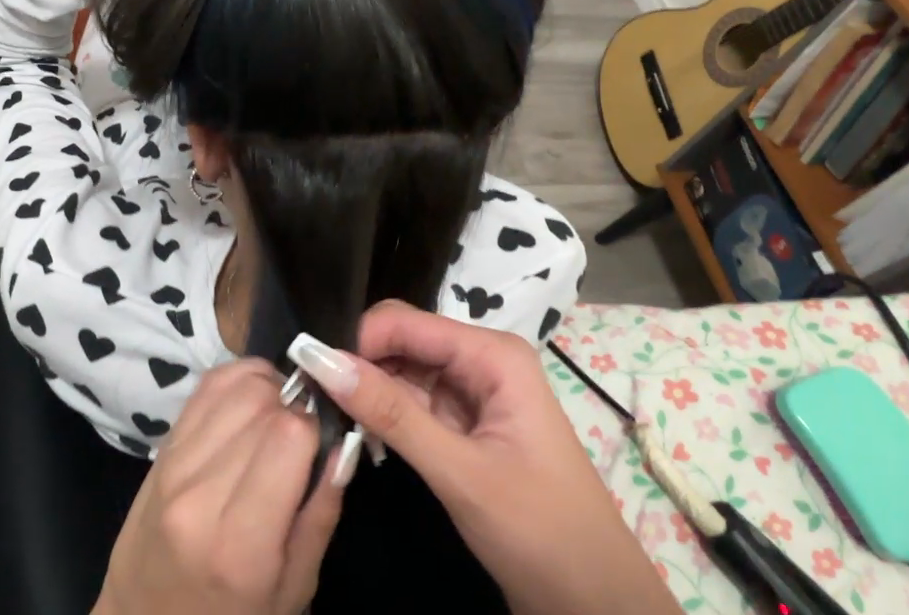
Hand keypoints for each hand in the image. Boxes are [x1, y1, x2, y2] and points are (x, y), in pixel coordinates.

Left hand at [94, 360, 342, 614]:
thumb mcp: (293, 588)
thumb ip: (320, 514)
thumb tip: (344, 443)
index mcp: (239, 542)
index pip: (288, 435)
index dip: (316, 425)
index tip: (326, 440)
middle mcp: (199, 491)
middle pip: (262, 403)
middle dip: (295, 406)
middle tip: (306, 434)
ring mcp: (172, 462)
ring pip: (234, 385)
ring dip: (268, 389)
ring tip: (280, 418)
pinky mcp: (160, 445)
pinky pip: (205, 387)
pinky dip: (237, 383)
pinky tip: (252, 406)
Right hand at [292, 302, 678, 614]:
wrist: (595, 604)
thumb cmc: (540, 532)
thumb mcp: (460, 472)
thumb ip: (391, 413)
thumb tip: (320, 360)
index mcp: (493, 355)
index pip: (404, 322)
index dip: (357, 342)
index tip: (313, 377)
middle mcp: (482, 361)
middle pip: (401, 342)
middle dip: (358, 365)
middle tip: (314, 401)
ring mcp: (473, 394)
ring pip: (401, 373)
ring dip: (368, 394)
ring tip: (329, 419)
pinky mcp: (464, 425)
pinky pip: (411, 404)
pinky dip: (385, 417)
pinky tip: (362, 436)